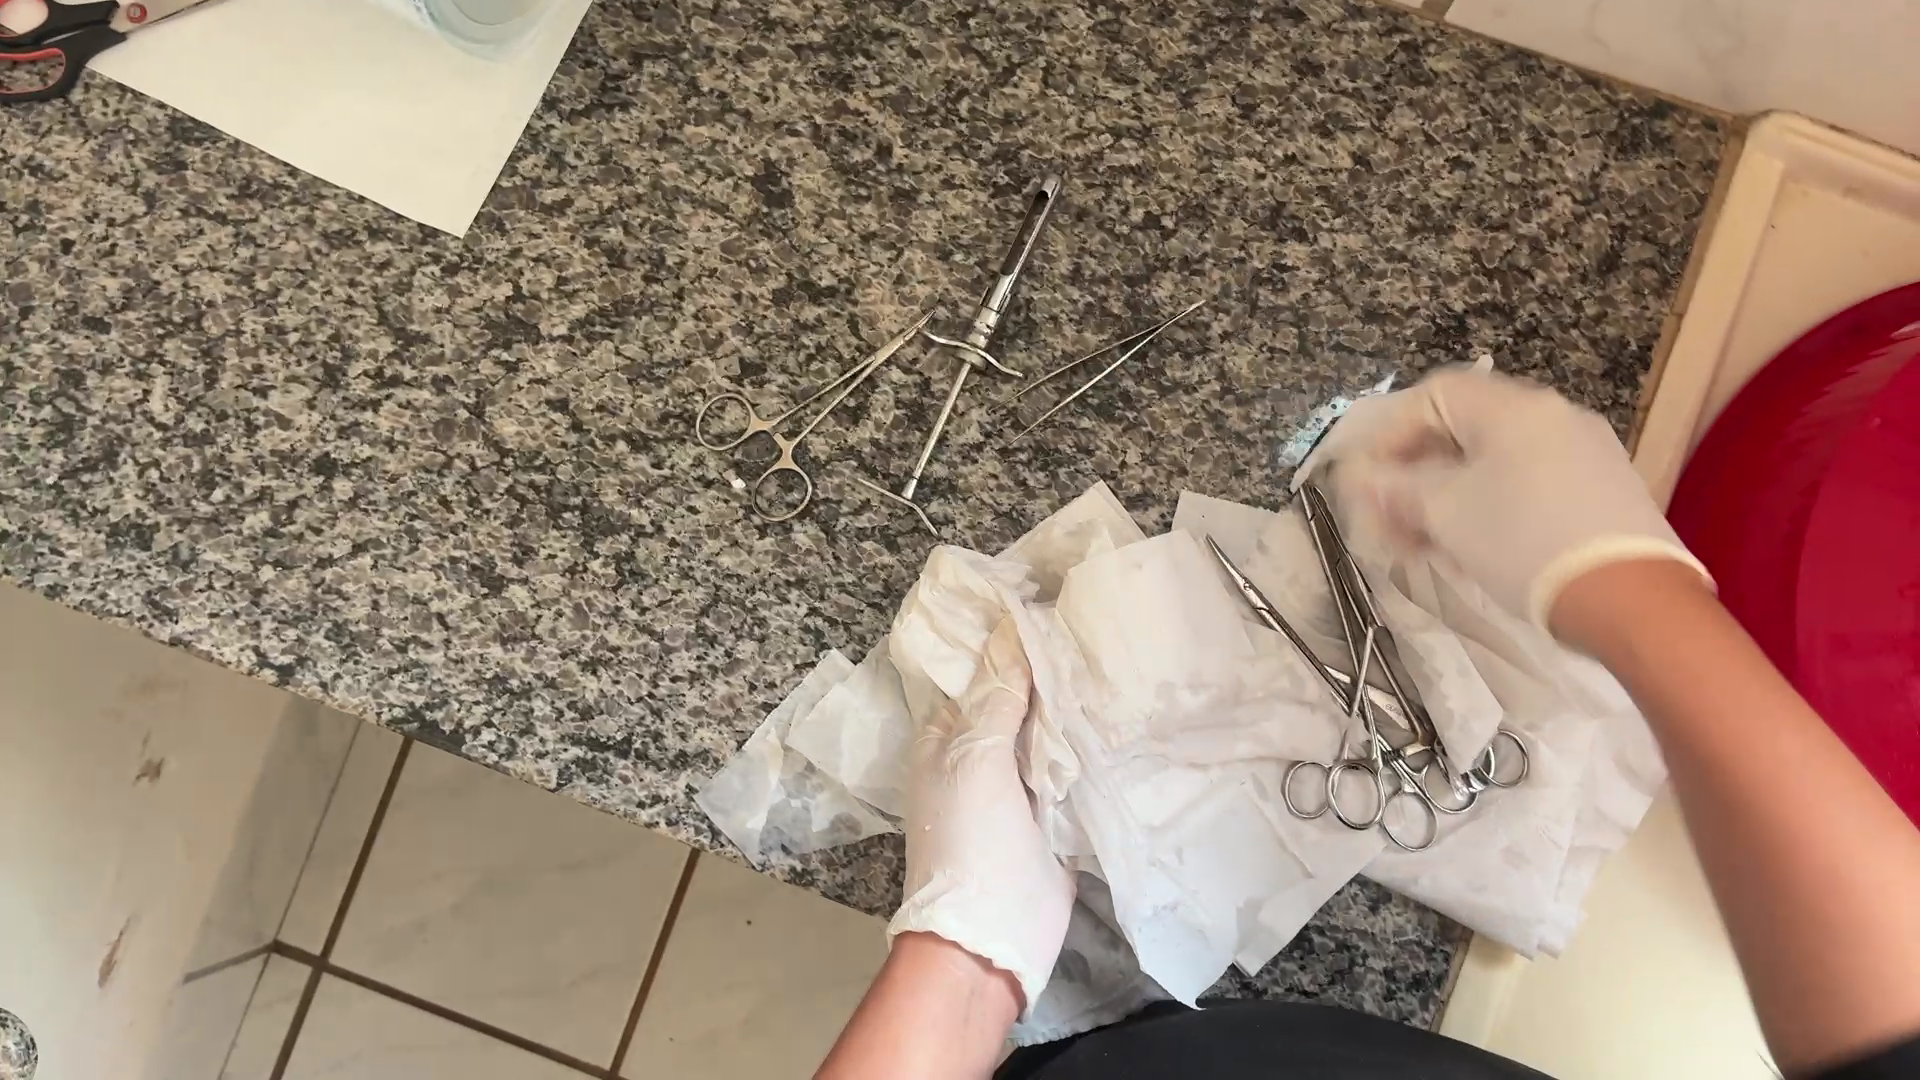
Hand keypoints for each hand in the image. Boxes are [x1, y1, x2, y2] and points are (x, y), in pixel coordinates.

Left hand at [887, 617, 1074, 1012]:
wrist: (992, 935)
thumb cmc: (969, 837)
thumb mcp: (975, 756)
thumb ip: (998, 696)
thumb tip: (1014, 632)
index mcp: (947, 734)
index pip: (978, 673)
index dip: (1008, 641)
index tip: (1047, 602)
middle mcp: (980, 750)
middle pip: (1017, 698)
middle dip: (1048, 671)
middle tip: (1092, 623)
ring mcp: (1017, 781)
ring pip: (1047, 730)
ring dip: (1072, 705)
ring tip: (1112, 654)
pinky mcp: (1051, 808)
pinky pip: (1069, 765)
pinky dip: (1088, 744)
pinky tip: (1120, 709)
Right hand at [1296, 366, 1711, 633]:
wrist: (1626, 599)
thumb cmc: (1520, 540)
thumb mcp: (1441, 511)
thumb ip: (1391, 487)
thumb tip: (1357, 477)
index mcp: (1514, 410)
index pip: (1432, 396)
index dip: (1389, 432)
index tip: (1369, 477)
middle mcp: (1551, 418)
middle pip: (1457, 432)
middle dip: (1410, 475)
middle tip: (1384, 518)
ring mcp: (1579, 454)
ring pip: (1485, 463)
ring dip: (1439, 497)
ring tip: (1417, 543)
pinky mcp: (1594, 490)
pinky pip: (1518, 484)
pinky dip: (1479, 506)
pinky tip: (1462, 547)